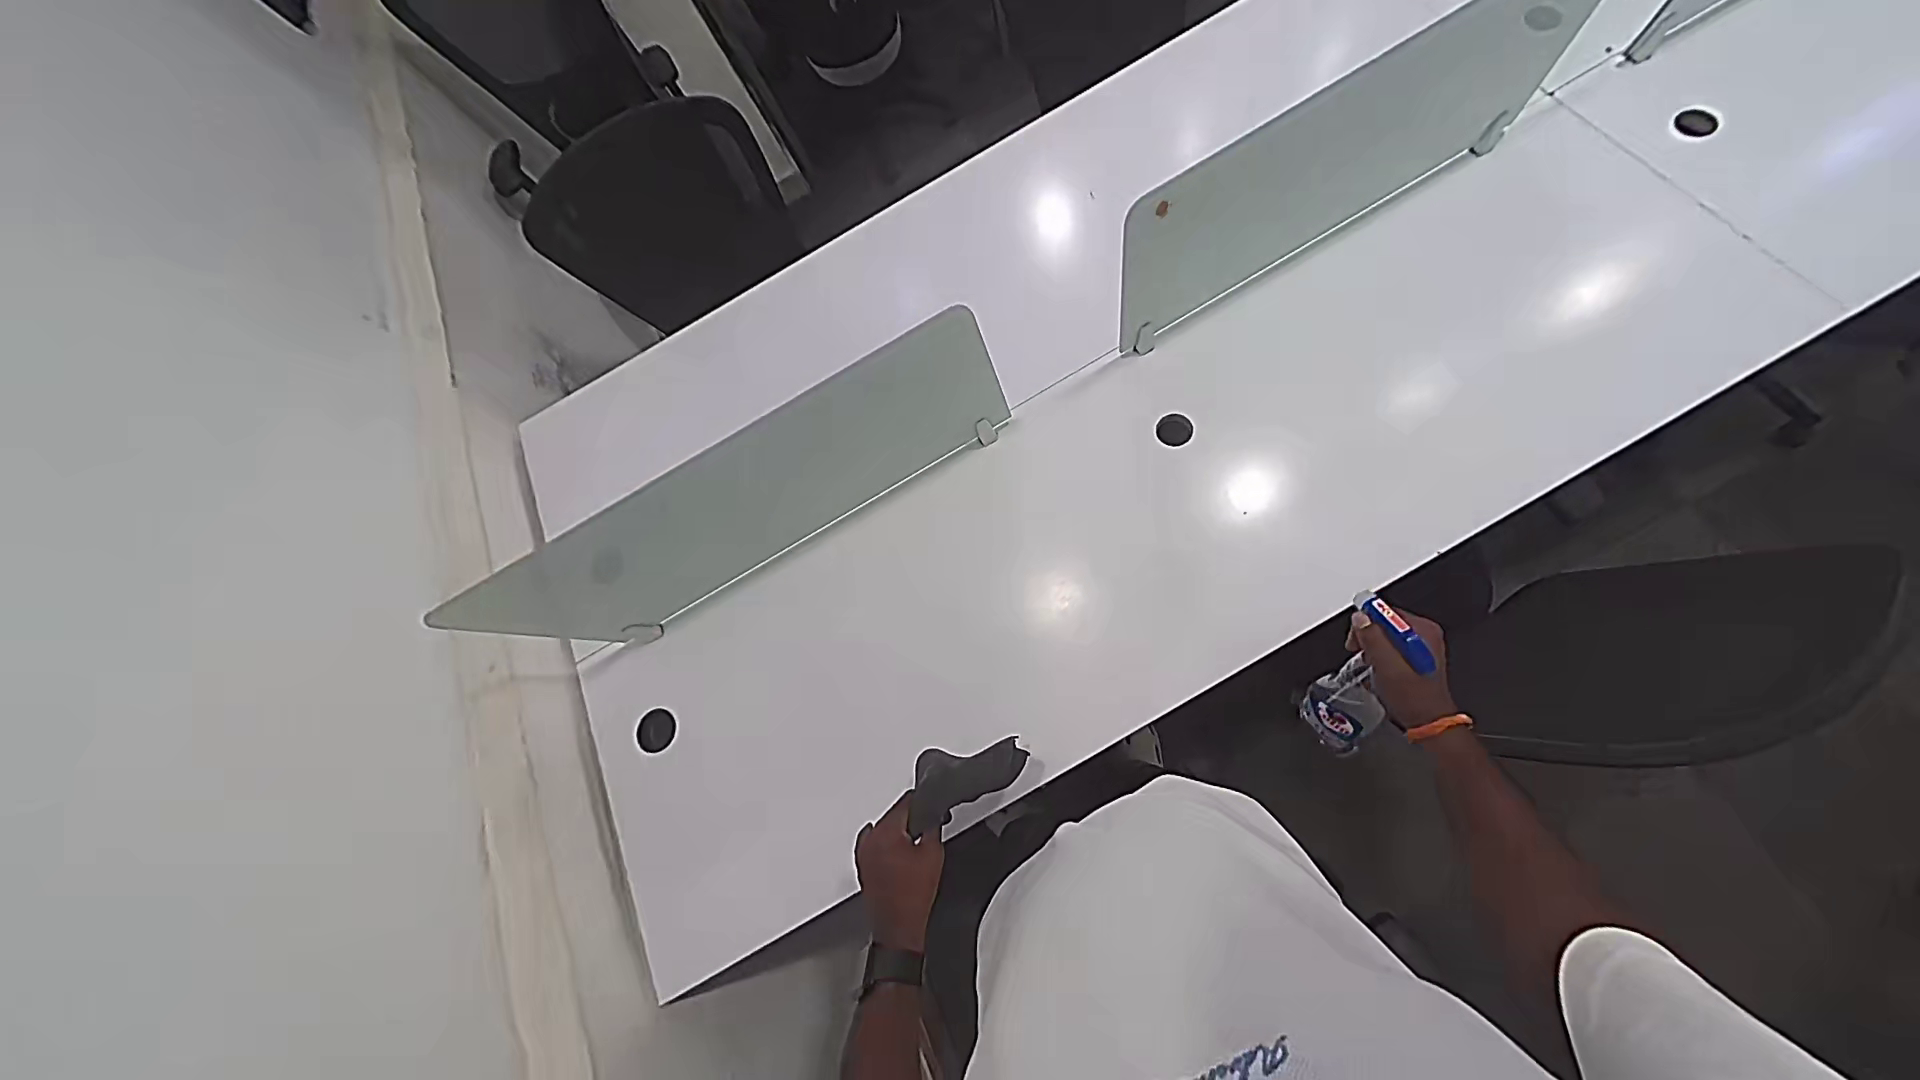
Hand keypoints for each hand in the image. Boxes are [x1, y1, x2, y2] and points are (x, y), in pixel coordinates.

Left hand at [855, 791, 943, 951]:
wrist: (900, 929)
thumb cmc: (913, 898)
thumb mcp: (934, 853)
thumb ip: (932, 826)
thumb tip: (931, 815)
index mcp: (886, 831)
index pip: (904, 802)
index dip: (921, 802)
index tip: (928, 803)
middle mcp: (870, 839)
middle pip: (893, 814)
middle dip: (910, 818)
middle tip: (926, 827)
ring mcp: (864, 852)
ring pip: (884, 828)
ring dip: (898, 830)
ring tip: (914, 843)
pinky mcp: (862, 865)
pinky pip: (875, 843)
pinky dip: (886, 843)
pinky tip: (899, 851)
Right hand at [1347, 603, 1459, 729]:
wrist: (1427, 720)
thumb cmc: (1414, 697)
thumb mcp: (1387, 665)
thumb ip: (1372, 638)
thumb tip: (1360, 617)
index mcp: (1421, 631)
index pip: (1384, 611)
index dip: (1364, 624)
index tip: (1356, 640)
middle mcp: (1423, 634)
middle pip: (1382, 622)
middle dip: (1366, 636)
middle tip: (1361, 653)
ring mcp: (1419, 644)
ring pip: (1383, 634)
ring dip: (1370, 647)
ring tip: (1372, 665)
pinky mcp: (1414, 655)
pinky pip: (1388, 645)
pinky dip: (1378, 654)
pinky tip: (1378, 668)